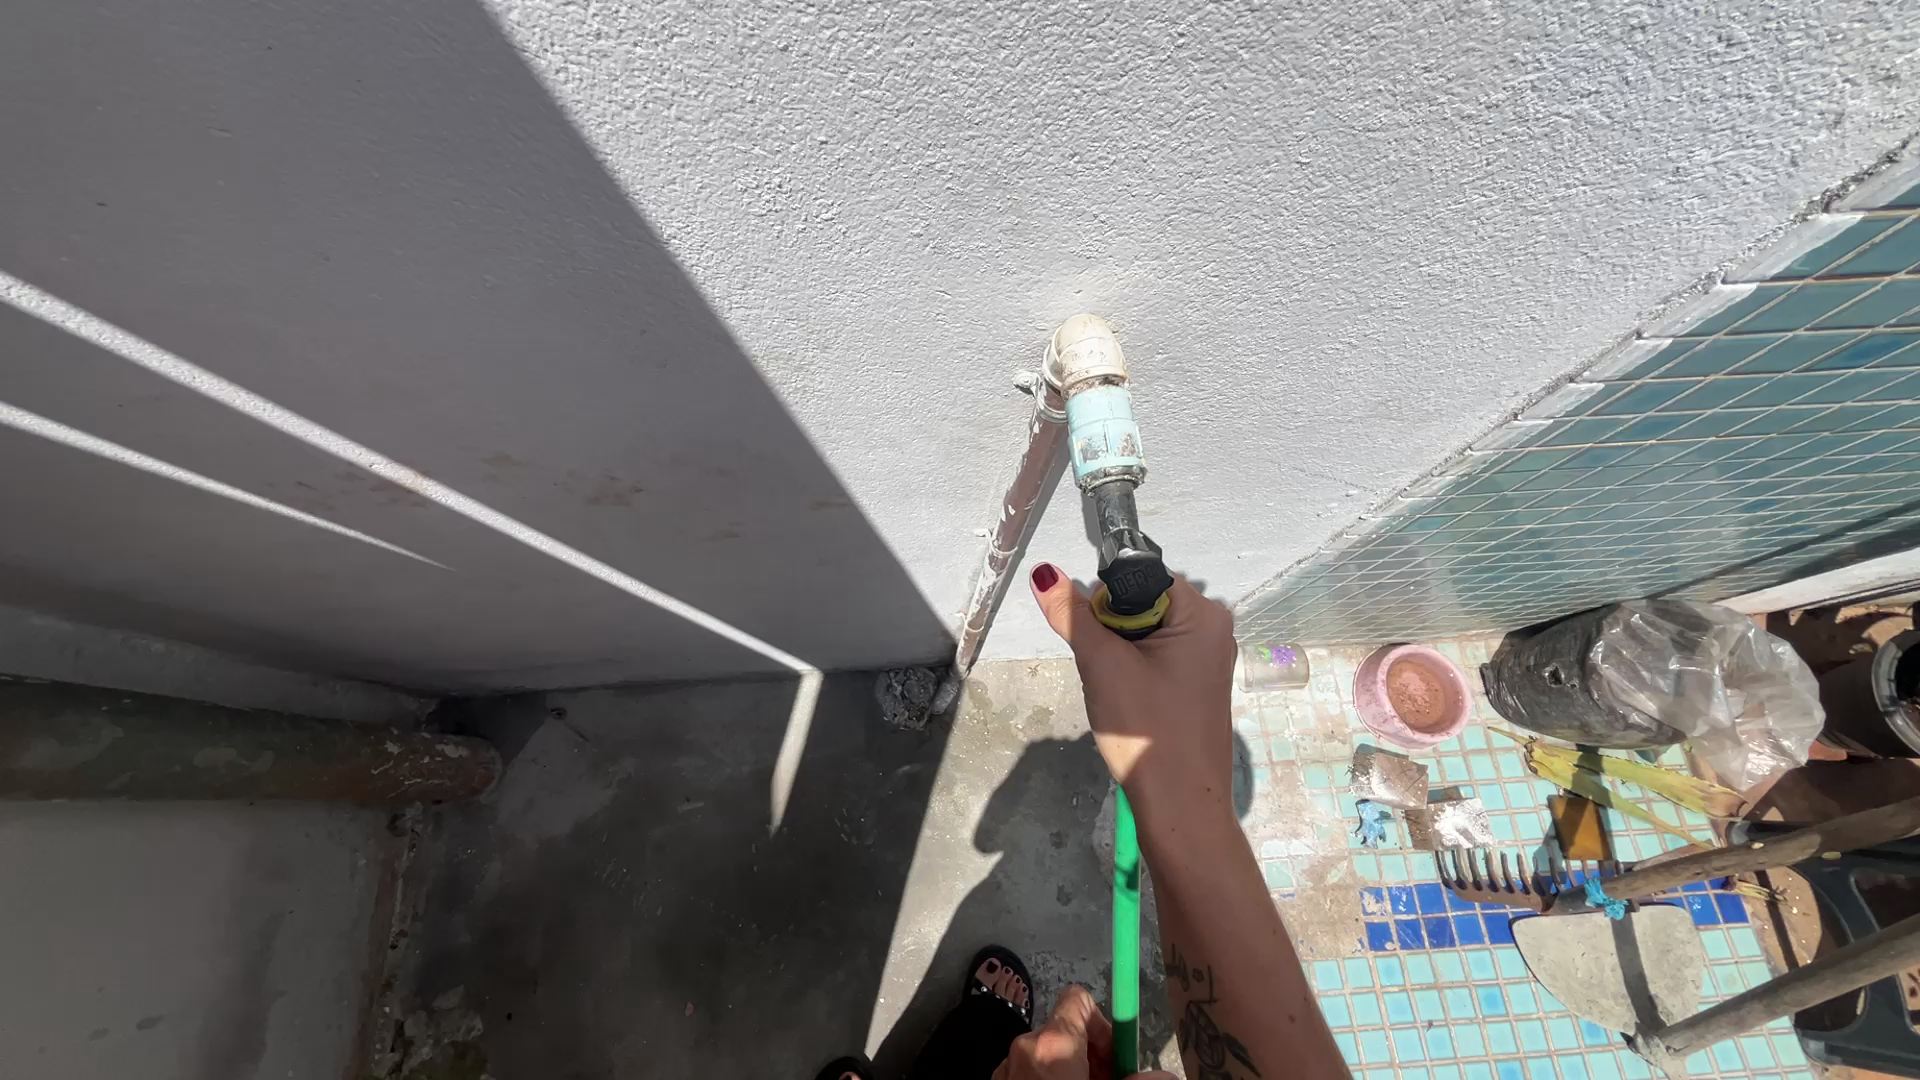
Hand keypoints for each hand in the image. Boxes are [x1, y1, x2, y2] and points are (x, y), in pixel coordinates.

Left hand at [991, 984, 1175, 1079]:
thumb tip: (1167, 1077)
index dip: (1104, 1025)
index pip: (1079, 1000)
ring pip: (1048, 1059)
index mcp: (1053, 1041)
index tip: (1120, 1062)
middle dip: (1094, 1060)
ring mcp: (1006, 1071)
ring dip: (1072, 1077)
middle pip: (1066, 1033)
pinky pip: (1030, 1078)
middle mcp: (1025, 1047)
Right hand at [1028, 563, 1236, 817]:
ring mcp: (1209, 658)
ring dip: (1119, 652)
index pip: (1141, 576)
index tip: (1096, 638)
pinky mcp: (1198, 683)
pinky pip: (1156, 655)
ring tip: (1117, 689)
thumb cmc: (1144, 727)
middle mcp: (1214, 628)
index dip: (1107, 600)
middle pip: (1142, 602)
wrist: (1180, 805)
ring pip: (1144, 631)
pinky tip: (1130, 700)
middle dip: (1111, 629)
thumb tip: (1044, 571)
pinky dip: (1133, 669)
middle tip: (1106, 670)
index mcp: (1203, 613)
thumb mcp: (1101, 664)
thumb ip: (1071, 614)